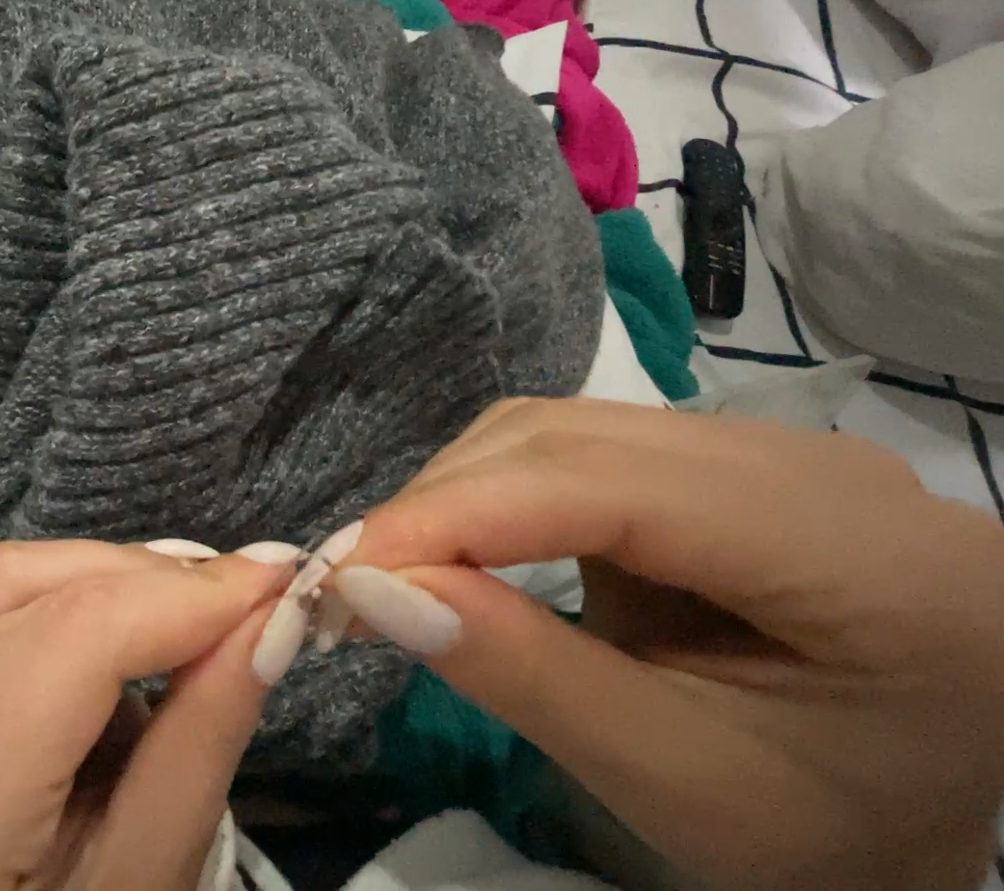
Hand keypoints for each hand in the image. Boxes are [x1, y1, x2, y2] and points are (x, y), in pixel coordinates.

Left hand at [0, 539, 296, 890]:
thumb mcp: (134, 880)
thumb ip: (197, 748)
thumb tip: (264, 627)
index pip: (78, 638)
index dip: (186, 594)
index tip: (279, 578)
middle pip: (43, 592)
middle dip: (163, 581)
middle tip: (250, 592)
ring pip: (13, 578)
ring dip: (115, 576)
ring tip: (191, 604)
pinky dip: (66, 589)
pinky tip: (116, 618)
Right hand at [325, 398, 1003, 890]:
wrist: (915, 807)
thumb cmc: (821, 826)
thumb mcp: (676, 783)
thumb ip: (526, 676)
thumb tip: (370, 587)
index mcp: (861, 555)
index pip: (604, 486)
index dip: (455, 515)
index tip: (341, 576)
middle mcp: (809, 462)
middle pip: (563, 439)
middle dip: (436, 506)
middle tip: (351, 585)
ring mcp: (757, 446)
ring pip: (550, 430)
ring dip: (452, 495)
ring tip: (398, 573)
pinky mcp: (706, 458)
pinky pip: (562, 447)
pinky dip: (486, 494)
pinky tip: (463, 550)